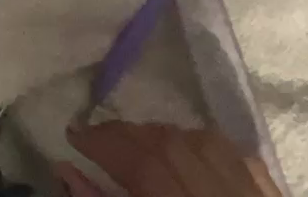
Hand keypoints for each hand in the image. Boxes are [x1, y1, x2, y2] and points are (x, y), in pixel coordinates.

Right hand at [57, 123, 281, 196]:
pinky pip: (241, 162)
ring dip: (163, 137)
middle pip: (172, 148)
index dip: (104, 143)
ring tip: (137, 148)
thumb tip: (66, 172)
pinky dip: (207, 150)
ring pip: (205, 145)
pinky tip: (188, 157)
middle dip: (126, 135)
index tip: (74, 137)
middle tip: (97, 141)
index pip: (144, 167)